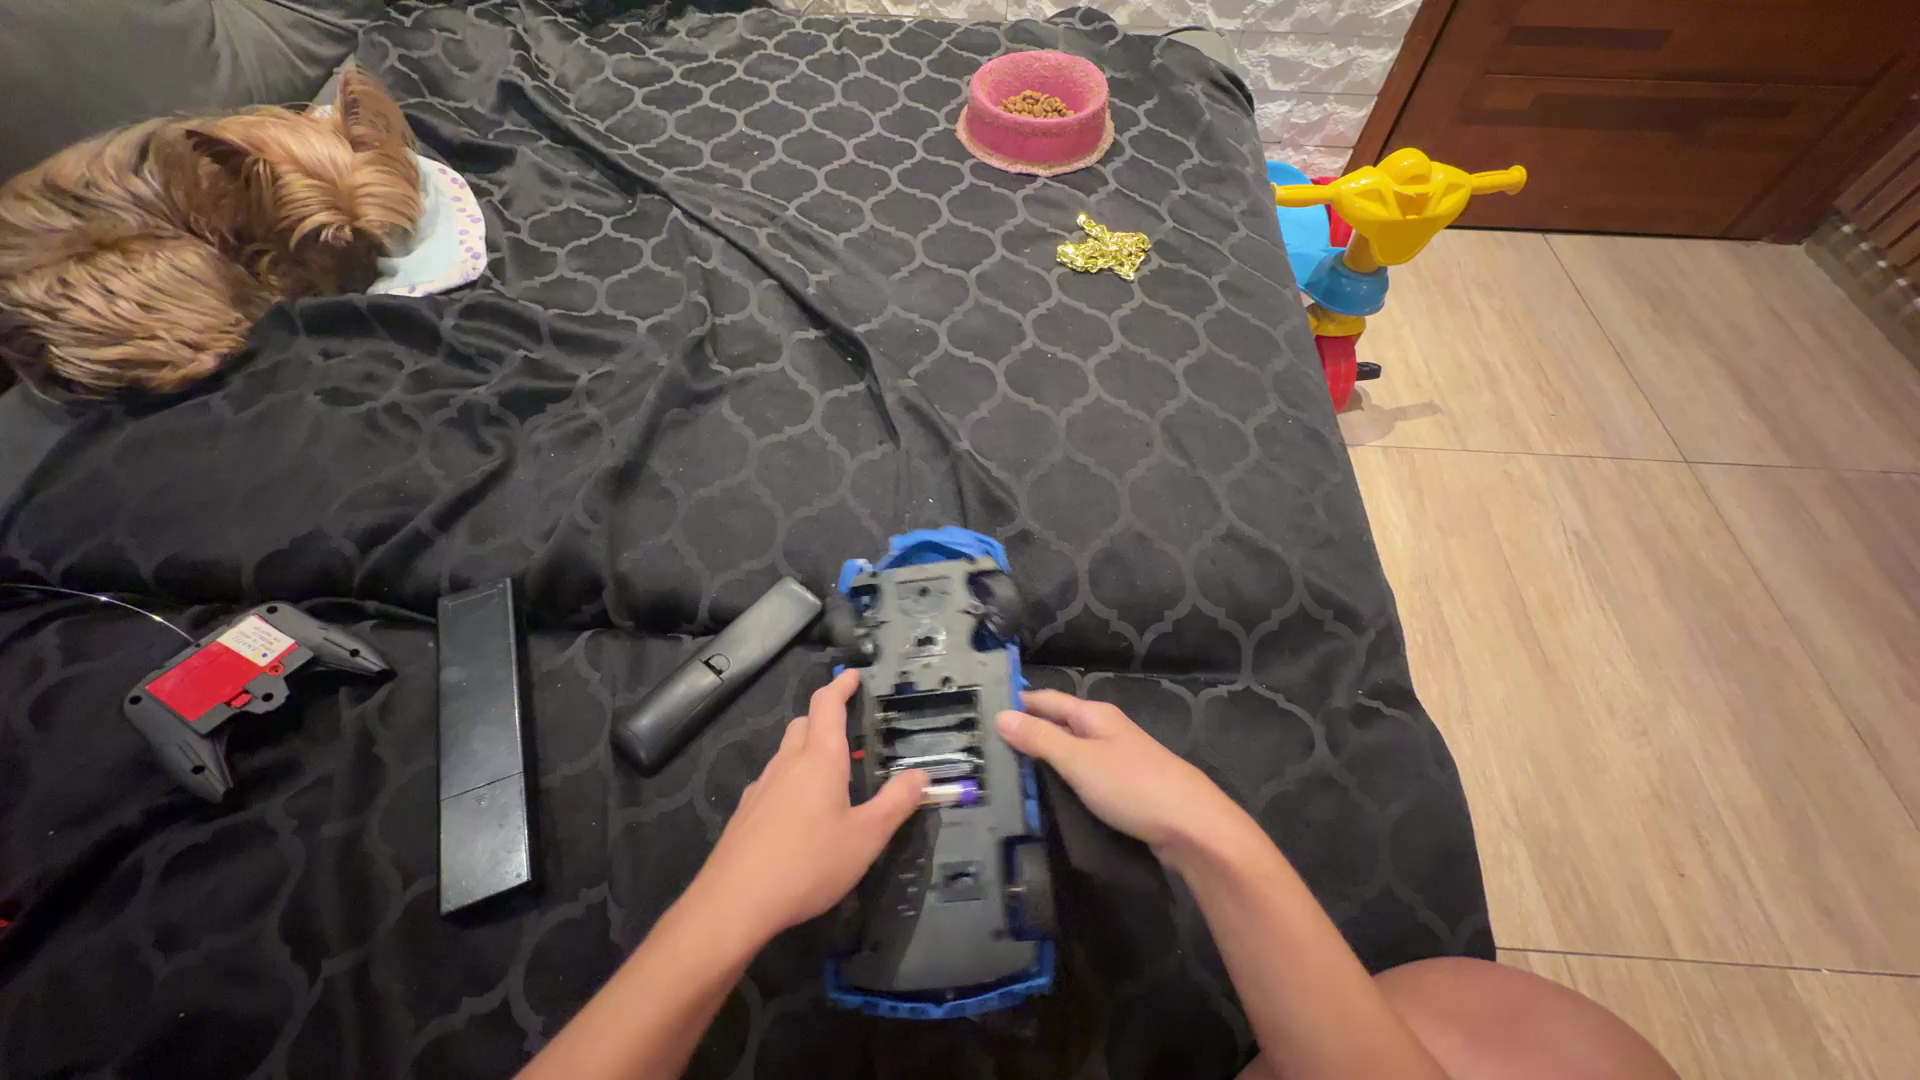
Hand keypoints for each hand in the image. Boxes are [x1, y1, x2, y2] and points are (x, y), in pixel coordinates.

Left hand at [690, 670, 926, 940]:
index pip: (828, 706)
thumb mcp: (866, 837)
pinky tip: (801, 811)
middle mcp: (788, 764)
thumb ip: (896, 803)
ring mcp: (762, 787)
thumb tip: (921, 774)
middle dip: (825, 716)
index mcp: (820, 759)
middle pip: (804, 723)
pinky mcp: (747, 813)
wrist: (734, 903)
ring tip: (832, 773)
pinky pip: (774, 781)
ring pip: (786, 752)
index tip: (853, 675)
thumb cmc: (808, 864)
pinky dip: (792, 779)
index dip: (841, 686)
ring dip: (808, 748)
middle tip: (850, 727)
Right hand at [996, 690, 1250, 860]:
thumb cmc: (1134, 786)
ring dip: (1042, 759)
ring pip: (1070, 752)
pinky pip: (1082, 775)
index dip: (1017, 702)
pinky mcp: (1124, 788)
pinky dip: (1061, 780)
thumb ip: (1040, 739)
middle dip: (1025, 732)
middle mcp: (1105, 731)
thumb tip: (1001, 715)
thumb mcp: (1079, 760)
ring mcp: (1117, 760)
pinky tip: (1047, 795)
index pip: (1046, 700)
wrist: (1193, 828)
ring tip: (1005, 773)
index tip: (981, 710)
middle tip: (985, 747)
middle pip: (1058, 724)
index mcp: (1095, 716)